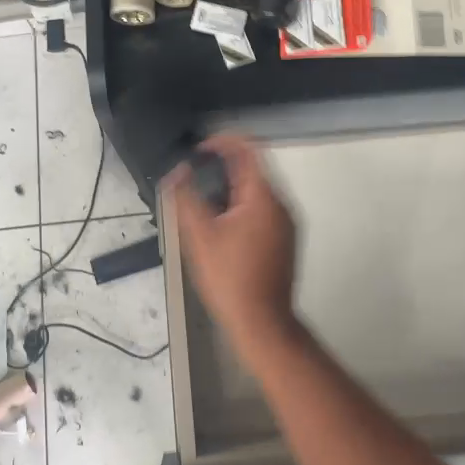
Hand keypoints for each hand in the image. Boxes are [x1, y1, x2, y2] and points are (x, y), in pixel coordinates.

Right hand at [162, 134, 299, 354]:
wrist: (263, 324)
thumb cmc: (230, 279)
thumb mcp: (199, 236)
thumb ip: (186, 198)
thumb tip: (177, 172)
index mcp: (264, 196)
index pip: (248, 148)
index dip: (222, 141)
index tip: (199, 149)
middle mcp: (281, 204)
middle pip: (252, 170)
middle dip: (221, 171)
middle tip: (194, 182)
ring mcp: (286, 223)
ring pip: (256, 191)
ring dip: (229, 191)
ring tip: (203, 209)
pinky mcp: (285, 240)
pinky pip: (262, 209)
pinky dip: (241, 207)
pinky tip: (221, 228)